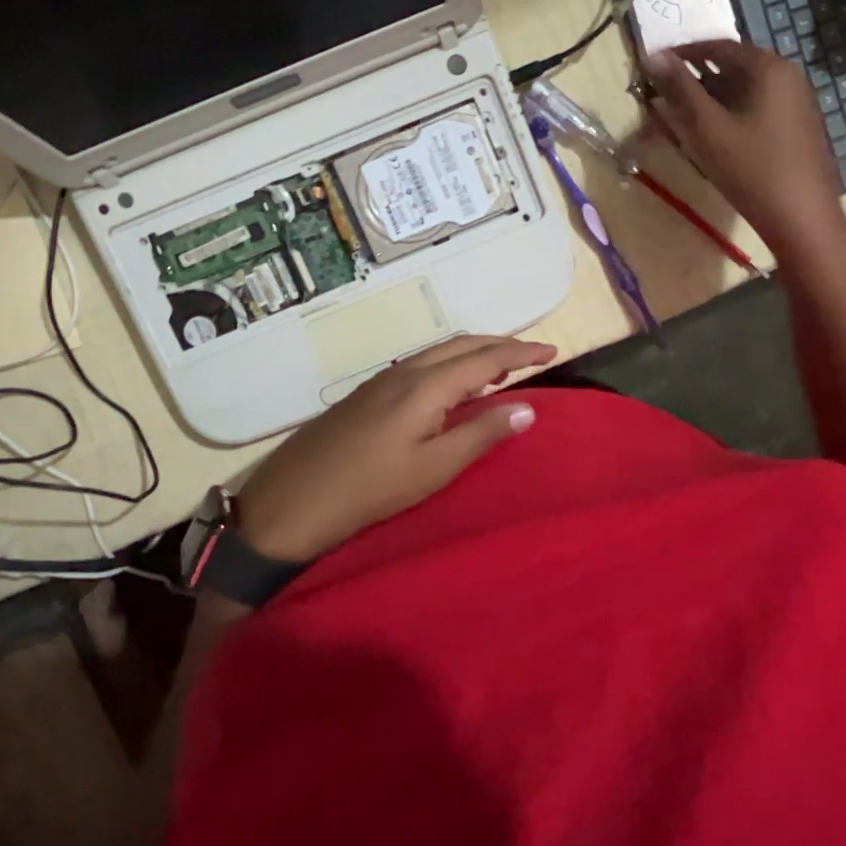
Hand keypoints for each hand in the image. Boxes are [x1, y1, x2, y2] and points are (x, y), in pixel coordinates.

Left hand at [233, 336, 556, 562]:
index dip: (521, 353)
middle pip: (461, 344)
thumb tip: (528, 408)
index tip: (552, 351)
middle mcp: (404, 372)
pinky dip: (451, 365)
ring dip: (474, 353)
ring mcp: (382, 381)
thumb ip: (481, 435)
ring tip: (501, 371)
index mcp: (425, 386)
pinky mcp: (368, 394)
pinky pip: (422, 365)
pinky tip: (454, 389)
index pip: (485, 358)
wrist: (292, 501)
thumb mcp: (434, 468)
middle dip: (500, 345)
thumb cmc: (370, 490)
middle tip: (532, 356)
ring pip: (439, 352)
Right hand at [644, 40, 845, 247]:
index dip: (683, 54)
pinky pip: (759, 108)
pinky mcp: (799, 127)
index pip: (718, 47)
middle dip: (698, 79)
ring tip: (685, 119)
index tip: (654, 65)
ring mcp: (798, 102)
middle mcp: (789, 76)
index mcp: (769, 68)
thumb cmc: (752, 170)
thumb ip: (681, 90)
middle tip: (665, 96)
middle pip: (734, 67)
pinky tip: (716, 137)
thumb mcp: (709, 129)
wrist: (803, 217)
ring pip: (746, 90)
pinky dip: (733, 114)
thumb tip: (654, 57)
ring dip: (714, 100)